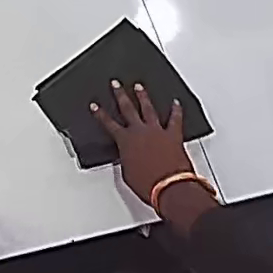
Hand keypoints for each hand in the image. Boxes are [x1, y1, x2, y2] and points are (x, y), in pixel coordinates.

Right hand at [91, 80, 197, 208]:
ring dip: (142, 96)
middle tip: (116, 84)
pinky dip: (176, 110)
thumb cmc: (148, 185)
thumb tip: (127, 159)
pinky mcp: (173, 135)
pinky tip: (176, 102)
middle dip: (120, 95)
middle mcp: (140, 131)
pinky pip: (175, 118)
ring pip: (148, 108)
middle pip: (127, 108)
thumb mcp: (128, 175)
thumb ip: (126, 161)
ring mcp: (157, 131)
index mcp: (125, 141)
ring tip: (139, 86)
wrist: (169, 187)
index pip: (109, 124)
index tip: (95, 105)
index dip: (100, 114)